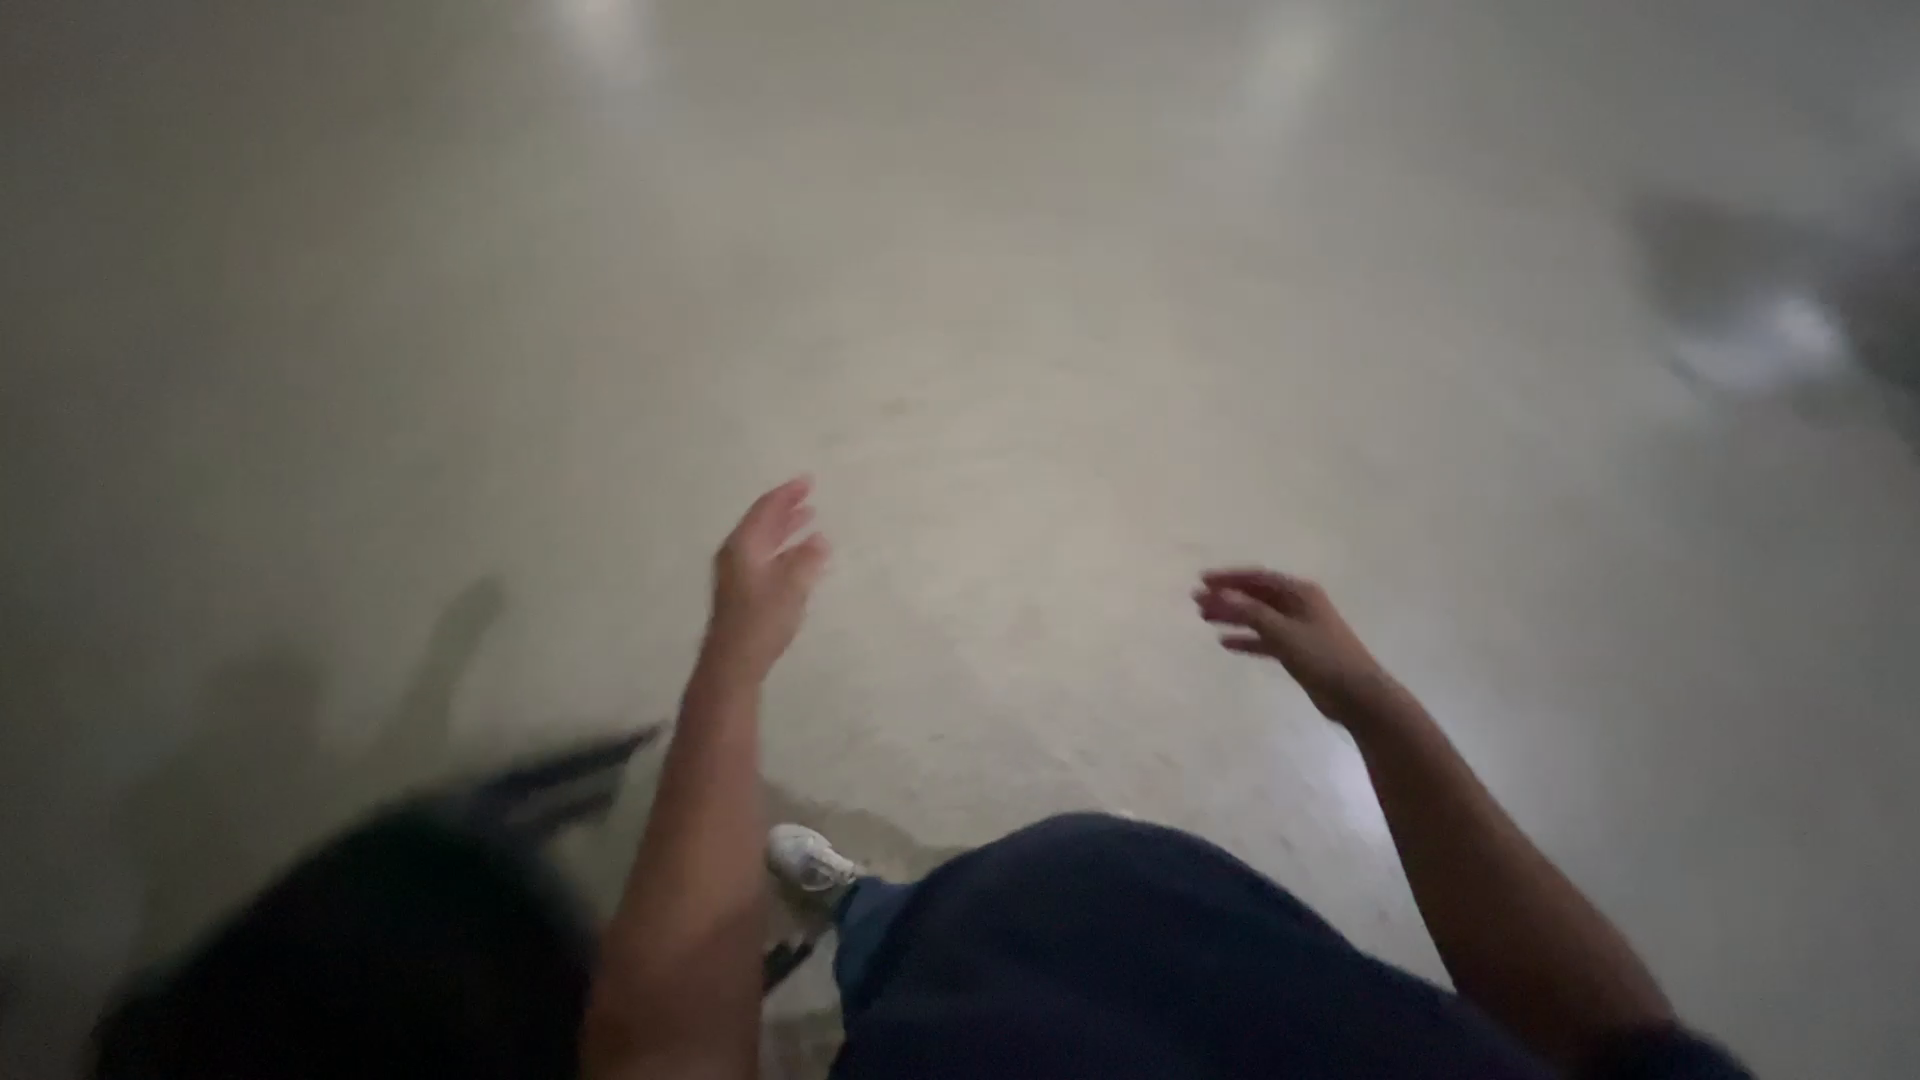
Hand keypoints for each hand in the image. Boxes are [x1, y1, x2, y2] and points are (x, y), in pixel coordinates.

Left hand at [699, 477, 830, 683]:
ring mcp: (738, 573)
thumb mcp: (790, 588)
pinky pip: (767, 557)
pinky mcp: (743, 590)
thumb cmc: (761, 622)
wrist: (733, 662)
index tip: (808, 480)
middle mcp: (737, 554)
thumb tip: (820, 539)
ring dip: (786, 528)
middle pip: (763, 522)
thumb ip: (807, 560)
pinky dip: (785, 549)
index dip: (787, 494)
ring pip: (765, 540)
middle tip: (809, 494)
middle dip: (786, 508)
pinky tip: (801, 555)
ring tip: (808, 518)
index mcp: (743, 546)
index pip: (766, 509)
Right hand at [1194, 567, 1402, 724]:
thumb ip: (1249, 612)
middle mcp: (1298, 605)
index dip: (1229, 578)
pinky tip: (1226, 644)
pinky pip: (1265, 639)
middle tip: (1198, 603)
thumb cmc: (1322, 657)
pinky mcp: (1297, 650)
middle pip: (1256, 596)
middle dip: (1227, 597)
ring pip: (1258, 617)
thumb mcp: (1282, 632)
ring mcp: (1298, 628)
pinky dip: (1247, 639)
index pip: (1258, 578)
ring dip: (1233, 616)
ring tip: (1206, 619)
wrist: (1357, 695)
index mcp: (1299, 593)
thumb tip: (1220, 592)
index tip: (1202, 582)